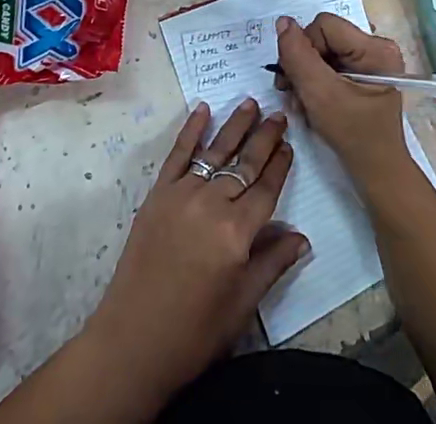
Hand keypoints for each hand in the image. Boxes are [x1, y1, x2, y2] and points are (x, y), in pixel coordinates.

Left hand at [83, 100, 307, 398]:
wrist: (135, 333)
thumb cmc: (197, 328)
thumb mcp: (243, 302)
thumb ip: (271, 262)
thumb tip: (300, 235)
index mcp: (236, 233)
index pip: (265, 189)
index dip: (280, 165)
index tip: (290, 143)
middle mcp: (209, 204)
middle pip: (242, 164)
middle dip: (262, 138)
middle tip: (277, 113)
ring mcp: (179, 194)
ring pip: (213, 153)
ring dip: (232, 126)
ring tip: (249, 103)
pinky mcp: (156, 194)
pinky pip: (177, 155)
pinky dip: (190, 131)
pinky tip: (201, 110)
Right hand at [273, 14, 412, 184]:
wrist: (374, 168)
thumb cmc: (353, 132)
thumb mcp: (319, 92)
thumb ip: (298, 55)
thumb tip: (283, 22)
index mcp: (376, 48)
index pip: (323, 26)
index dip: (304, 48)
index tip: (300, 78)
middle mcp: (374, 48)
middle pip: (320, 37)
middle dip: (300, 63)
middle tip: (291, 90)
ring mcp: (367, 61)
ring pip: (318, 51)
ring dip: (301, 73)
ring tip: (300, 99)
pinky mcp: (359, 73)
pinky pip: (324, 63)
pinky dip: (310, 80)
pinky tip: (308, 99)